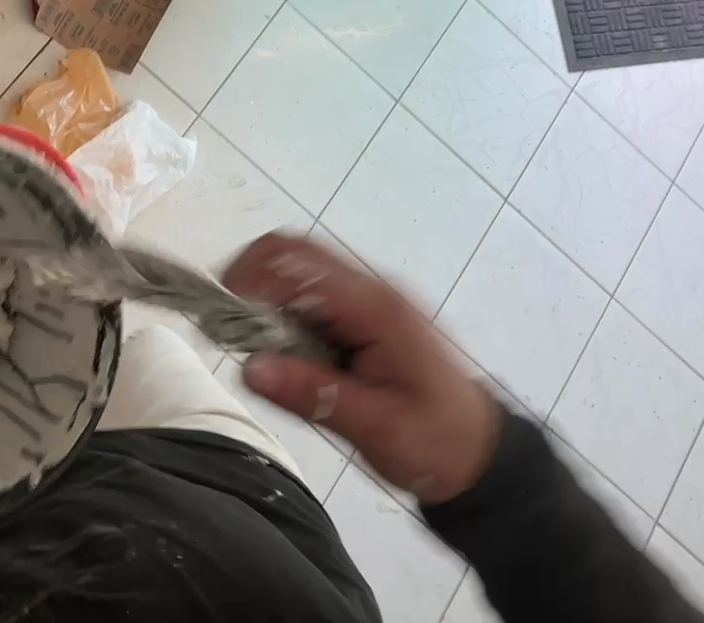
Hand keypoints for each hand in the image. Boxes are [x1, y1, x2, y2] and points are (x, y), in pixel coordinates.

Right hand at [223, 233, 500, 504]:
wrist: (482, 453)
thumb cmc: (435, 443)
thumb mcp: (378, 429)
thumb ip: (314, 395)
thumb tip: (248, 367)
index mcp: (374, 307)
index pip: (296, 263)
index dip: (248, 280)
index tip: (220, 318)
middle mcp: (368, 287)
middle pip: (290, 250)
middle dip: (247, 276)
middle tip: (225, 322)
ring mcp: (366, 294)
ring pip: (295, 265)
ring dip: (261, 290)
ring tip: (246, 337)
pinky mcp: (359, 309)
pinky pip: (306, 289)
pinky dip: (278, 305)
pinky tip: (276, 344)